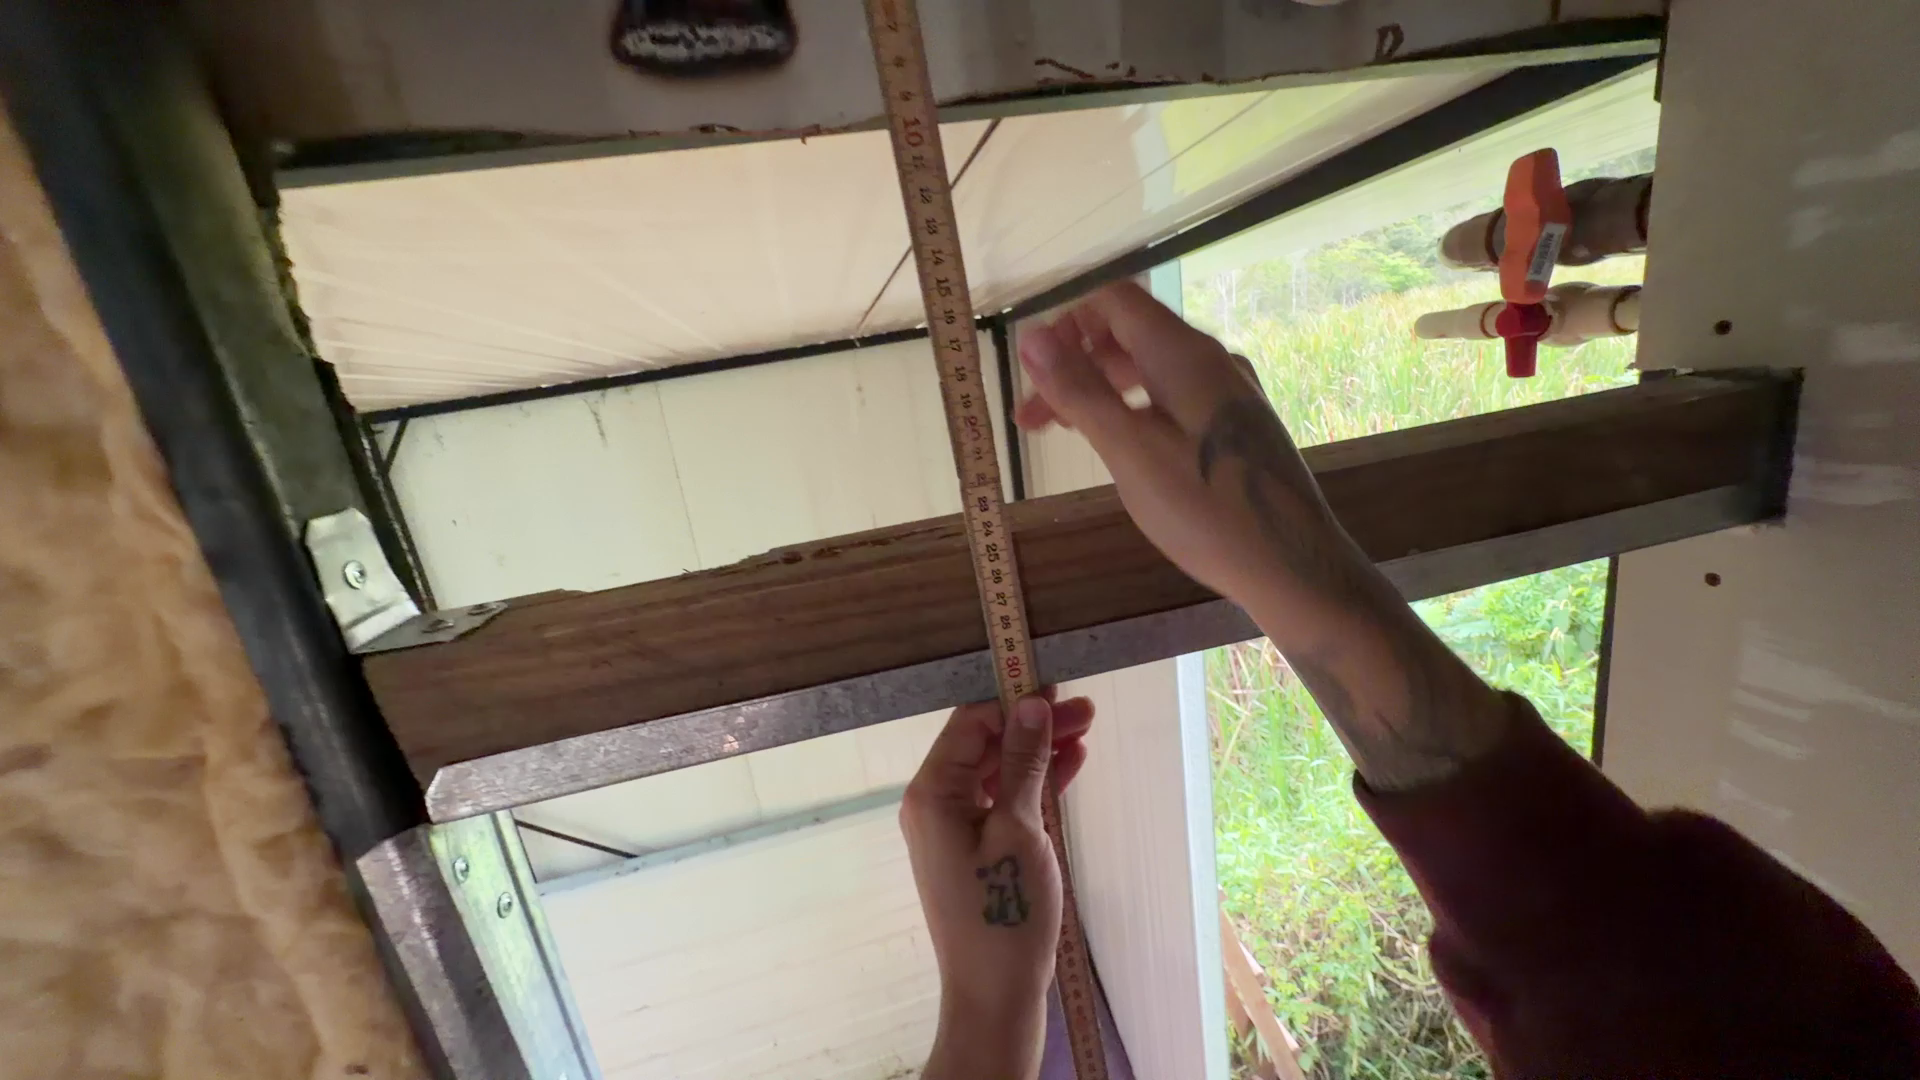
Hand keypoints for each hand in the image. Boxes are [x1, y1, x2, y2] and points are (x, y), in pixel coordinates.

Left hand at [901, 692, 1093, 1079]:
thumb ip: (1023, 762)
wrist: (996, 996)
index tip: (1056, 689)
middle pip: (986, 745)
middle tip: (1085, 709)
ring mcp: (954, 825)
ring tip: (1085, 730)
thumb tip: (1030, 704)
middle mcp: (935, 801)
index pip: (969, 724)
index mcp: (932, 792)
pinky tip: (1071, 764)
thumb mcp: (1019, 828)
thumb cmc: (1005, 912)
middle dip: (1033, 726)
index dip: (1011, 702)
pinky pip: (1003, 800)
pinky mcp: (975, 846)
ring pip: (998, 771)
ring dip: (1039, 751)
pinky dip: (1035, 783)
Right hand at [1015, 282, 1506, 791]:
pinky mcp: (1235, 425)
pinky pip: (1172, 396)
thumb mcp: (1128, 451)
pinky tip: (1121, 447)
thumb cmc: (1204, 511)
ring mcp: (1227, 393)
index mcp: (1183, 354)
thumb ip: (1079, 390)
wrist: (1292, 567)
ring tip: (1067, 432)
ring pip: (1149, 369)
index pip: (1113, 301)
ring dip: (1100, 390)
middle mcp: (1209, 360)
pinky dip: (1133, 408)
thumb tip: (1032, 336)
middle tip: (1032, 421)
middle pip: (1128, 335)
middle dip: (1073, 365)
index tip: (1031, 374)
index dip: (1064, 325)